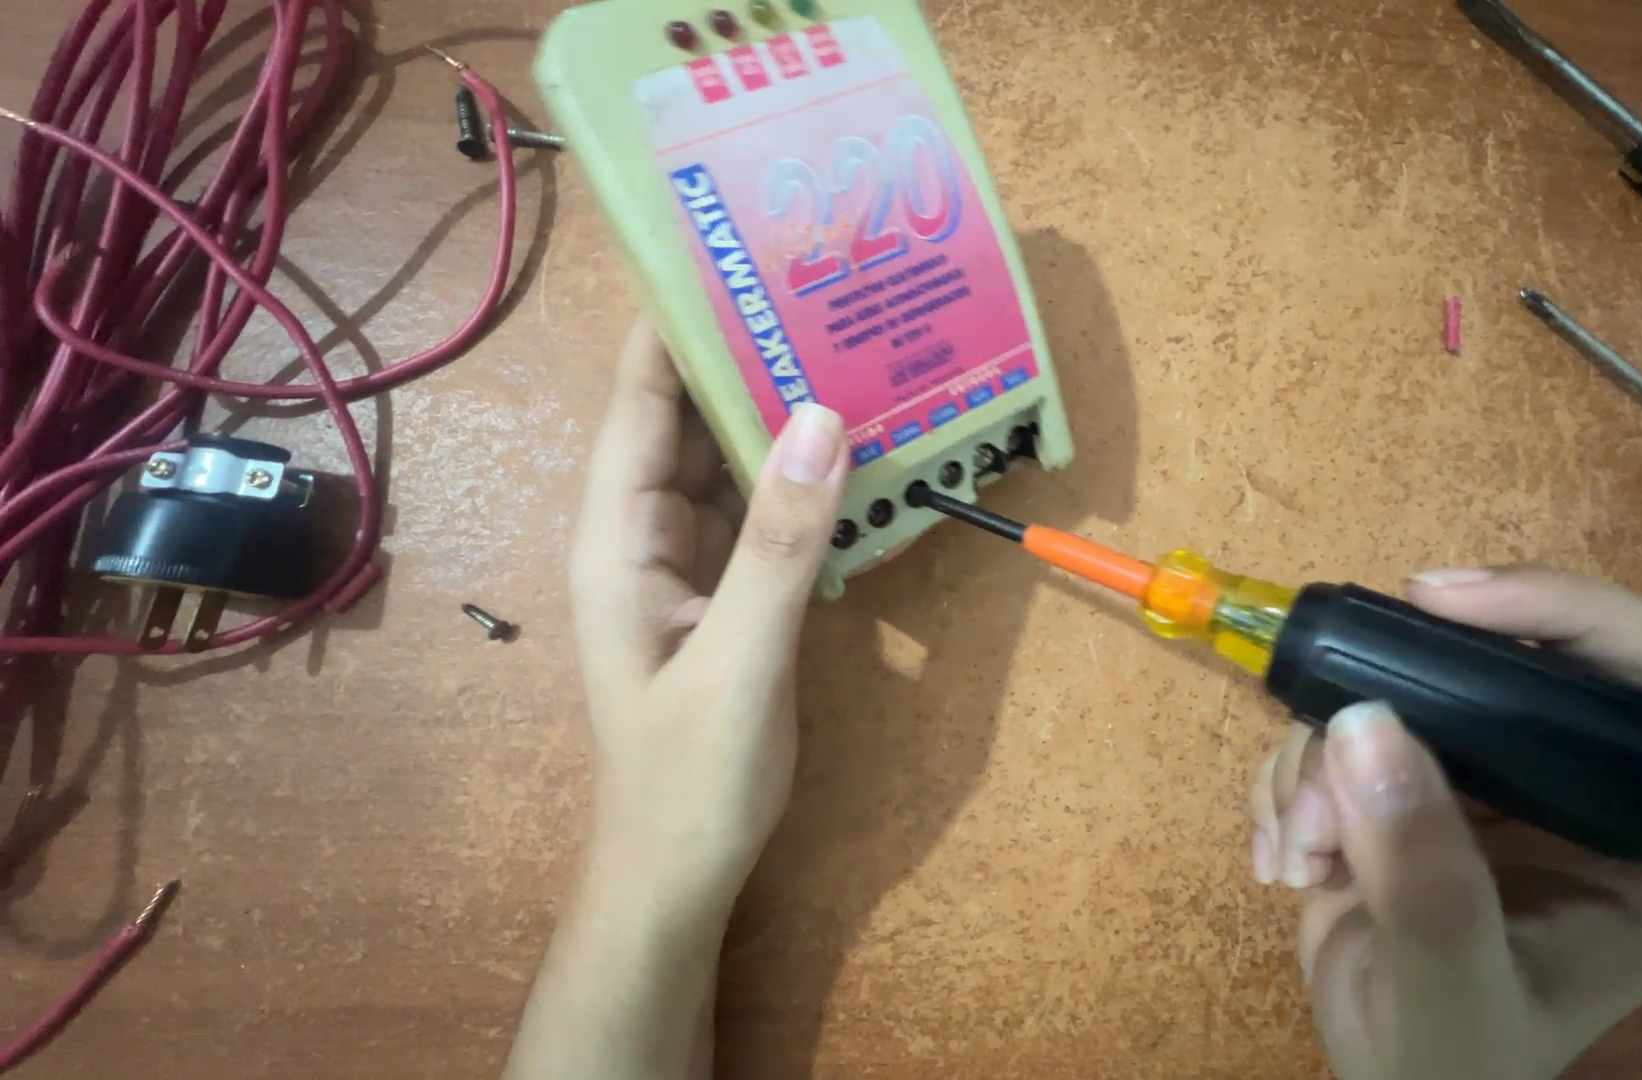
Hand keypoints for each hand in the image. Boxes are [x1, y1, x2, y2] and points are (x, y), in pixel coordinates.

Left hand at [571, 322, 848, 899]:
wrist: (684, 868)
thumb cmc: (694, 774)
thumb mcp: (741, 658)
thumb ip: (779, 544)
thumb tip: (824, 419)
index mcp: (620, 538)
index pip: (641, 405)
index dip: (675, 327)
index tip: (733, 258)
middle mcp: (647, 534)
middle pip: (688, 423)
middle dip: (744, 361)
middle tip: (816, 298)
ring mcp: (689, 563)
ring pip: (729, 466)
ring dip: (778, 418)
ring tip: (843, 355)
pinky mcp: (729, 590)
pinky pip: (761, 513)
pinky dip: (799, 479)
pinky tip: (848, 454)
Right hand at [1246, 566, 1641, 1079]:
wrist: (1380, 1071)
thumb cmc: (1448, 1060)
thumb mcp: (1450, 986)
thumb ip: (1422, 873)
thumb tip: (1361, 723)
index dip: (1570, 611)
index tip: (1440, 602)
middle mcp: (1568, 789)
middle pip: (1491, 665)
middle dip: (1385, 701)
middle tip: (1318, 745)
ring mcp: (1474, 781)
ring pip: (1385, 696)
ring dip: (1314, 763)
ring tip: (1300, 851)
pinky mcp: (1397, 779)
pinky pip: (1328, 731)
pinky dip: (1287, 781)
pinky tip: (1283, 855)